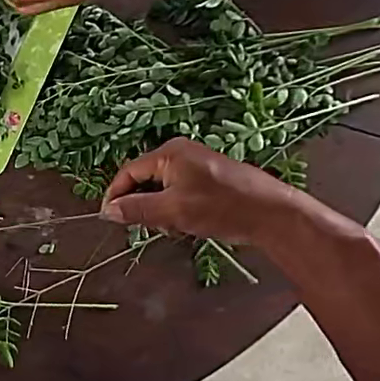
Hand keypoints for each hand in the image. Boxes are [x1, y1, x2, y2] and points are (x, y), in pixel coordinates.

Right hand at [98, 138, 294, 243]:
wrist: (271, 214)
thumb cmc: (222, 207)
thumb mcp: (172, 211)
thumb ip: (136, 210)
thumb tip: (109, 211)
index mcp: (169, 153)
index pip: (128, 172)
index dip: (116, 195)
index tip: (111, 218)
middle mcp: (180, 153)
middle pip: (144, 180)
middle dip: (142, 205)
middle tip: (152, 227)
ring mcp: (195, 165)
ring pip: (161, 189)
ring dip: (160, 211)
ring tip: (176, 227)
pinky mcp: (207, 178)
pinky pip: (178, 192)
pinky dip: (176, 209)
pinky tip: (189, 224)